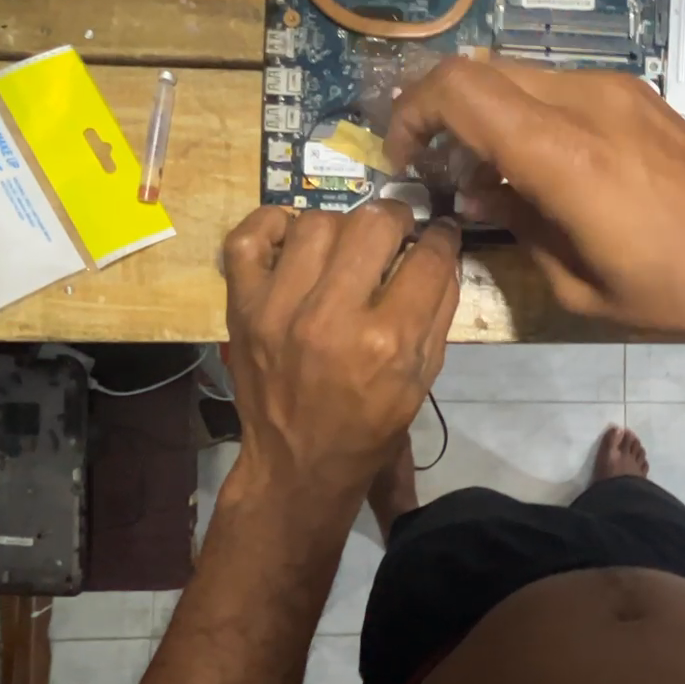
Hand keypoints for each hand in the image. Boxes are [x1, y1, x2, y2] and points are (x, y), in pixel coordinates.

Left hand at [219, 202, 460, 534]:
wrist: (299, 463)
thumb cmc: (372, 425)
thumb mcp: (424, 377)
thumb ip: (438, 310)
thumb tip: (440, 251)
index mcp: (388, 341)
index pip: (427, 257)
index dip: (442, 238)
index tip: (441, 235)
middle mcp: (333, 316)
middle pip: (374, 224)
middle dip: (398, 220)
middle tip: (397, 234)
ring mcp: (279, 308)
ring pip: (318, 222)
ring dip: (344, 227)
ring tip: (348, 246)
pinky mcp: (241, 306)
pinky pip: (248, 237)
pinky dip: (273, 224)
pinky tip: (295, 236)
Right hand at [384, 59, 684, 355]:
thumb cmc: (676, 293)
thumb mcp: (579, 286)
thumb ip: (518, 226)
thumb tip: (474, 192)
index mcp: (566, 154)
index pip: (459, 90)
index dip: (413, 112)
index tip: (405, 155)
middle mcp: (590, 102)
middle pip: (483, 70)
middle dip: (443, 110)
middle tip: (439, 166)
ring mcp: (623, 91)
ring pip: (523, 75)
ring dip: (489, 111)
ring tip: (492, 174)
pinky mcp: (645, 97)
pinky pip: (564, 86)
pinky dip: (531, 112)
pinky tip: (544, 164)